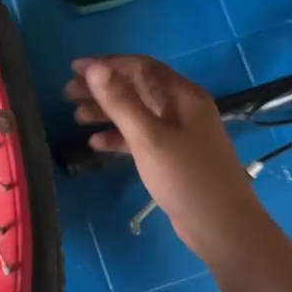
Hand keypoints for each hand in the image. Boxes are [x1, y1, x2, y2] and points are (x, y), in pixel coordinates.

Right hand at [65, 55, 263, 263]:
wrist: (223, 227)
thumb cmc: (186, 177)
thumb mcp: (148, 137)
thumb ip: (121, 101)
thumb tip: (95, 66)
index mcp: (183, 96)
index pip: (140, 67)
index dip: (106, 64)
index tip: (74, 69)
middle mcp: (183, 108)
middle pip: (138, 88)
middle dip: (103, 88)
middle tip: (69, 94)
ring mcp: (180, 133)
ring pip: (138, 113)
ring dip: (108, 112)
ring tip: (77, 117)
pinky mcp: (175, 156)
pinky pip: (142, 137)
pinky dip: (120, 137)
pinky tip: (97, 144)